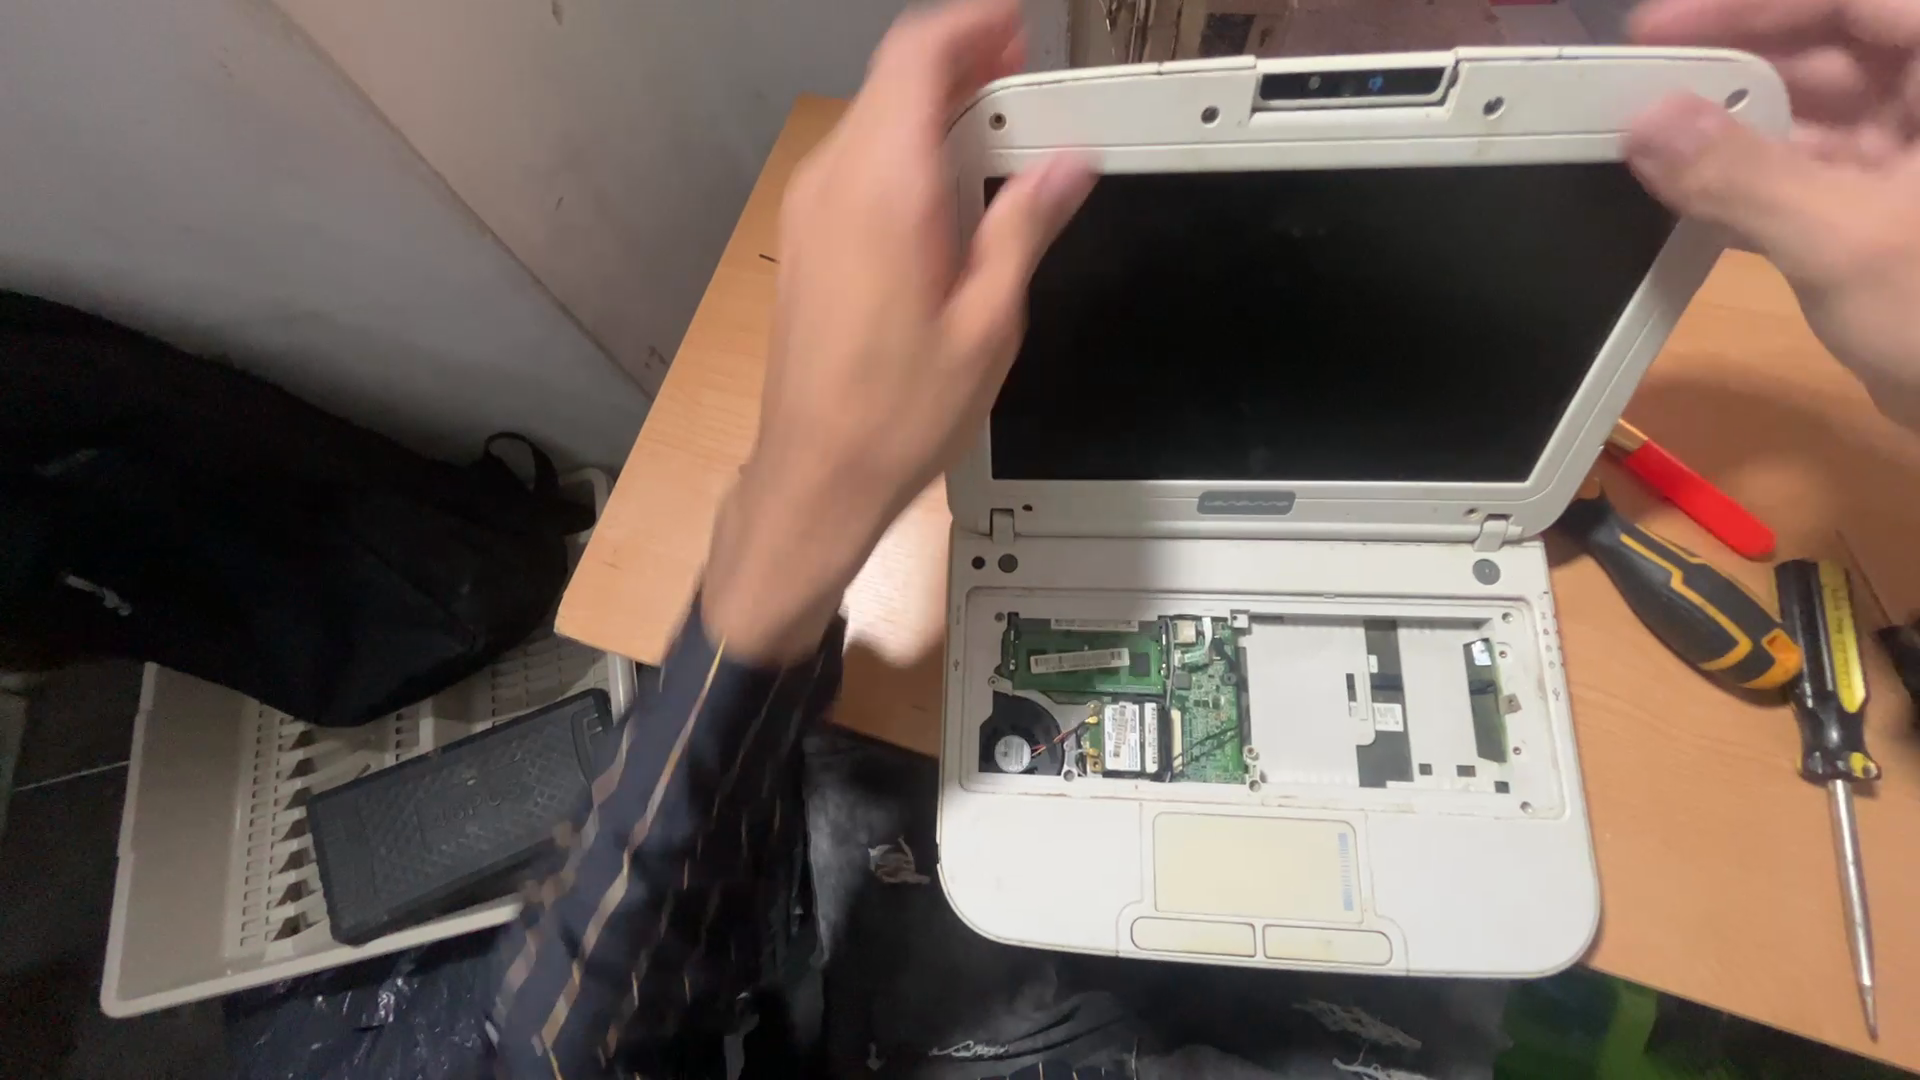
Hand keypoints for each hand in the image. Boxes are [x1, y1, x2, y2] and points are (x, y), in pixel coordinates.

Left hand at [702, 0, 1095, 662]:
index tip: (1018, 33)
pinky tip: (940, 208)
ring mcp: (809, 216)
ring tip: (993, 153)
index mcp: (885, 191)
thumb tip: (1065, 168)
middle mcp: (834, 186)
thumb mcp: (988, 325)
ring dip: (933, 121)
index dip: (972, 28)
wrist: (818, 474)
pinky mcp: (804, 247)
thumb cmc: (902, 414)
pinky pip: (855, 172)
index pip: (918, 57)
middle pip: (894, 84)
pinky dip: (902, 161)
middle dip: (962, 72)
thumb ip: (1024, 229)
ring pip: (874, 127)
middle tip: (1022, 92)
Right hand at [1625, 0, 1919, 425]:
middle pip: (1838, 48)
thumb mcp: (1848, 240)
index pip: (1863, 0)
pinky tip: (1686, 192)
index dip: (1755, 5)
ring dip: (1731, 131)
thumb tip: (1647, 125)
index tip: (1656, 27)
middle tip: (1636, 91)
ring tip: (1646, 144)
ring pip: (1818, 113)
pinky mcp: (1893, 206)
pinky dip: (1747, 180)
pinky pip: (1811, 169)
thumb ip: (1742, 178)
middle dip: (1733, 67)